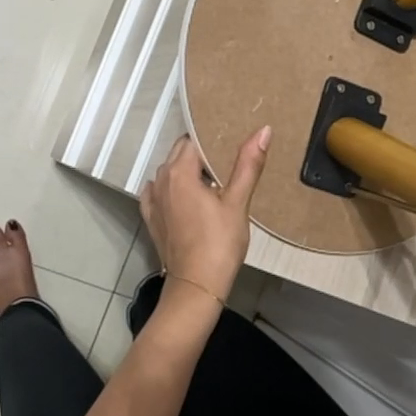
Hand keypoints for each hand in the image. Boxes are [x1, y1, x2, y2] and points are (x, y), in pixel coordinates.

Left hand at [139, 128, 270, 304]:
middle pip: (179, 153)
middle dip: (200, 152)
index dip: (212, 138)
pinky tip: (185, 195)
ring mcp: (153, 201)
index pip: (194, 140)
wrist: (196, 285)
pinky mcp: (152, 218)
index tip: (230, 140)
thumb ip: (248, 164)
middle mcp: (161, 181)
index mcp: (180, 172)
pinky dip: (171, 188)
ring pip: (168, 172)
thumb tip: (263, 130)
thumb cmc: (219, 243)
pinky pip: (158, 192)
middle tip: (226, 160)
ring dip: (187, 170)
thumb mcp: (237, 202)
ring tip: (212, 179)